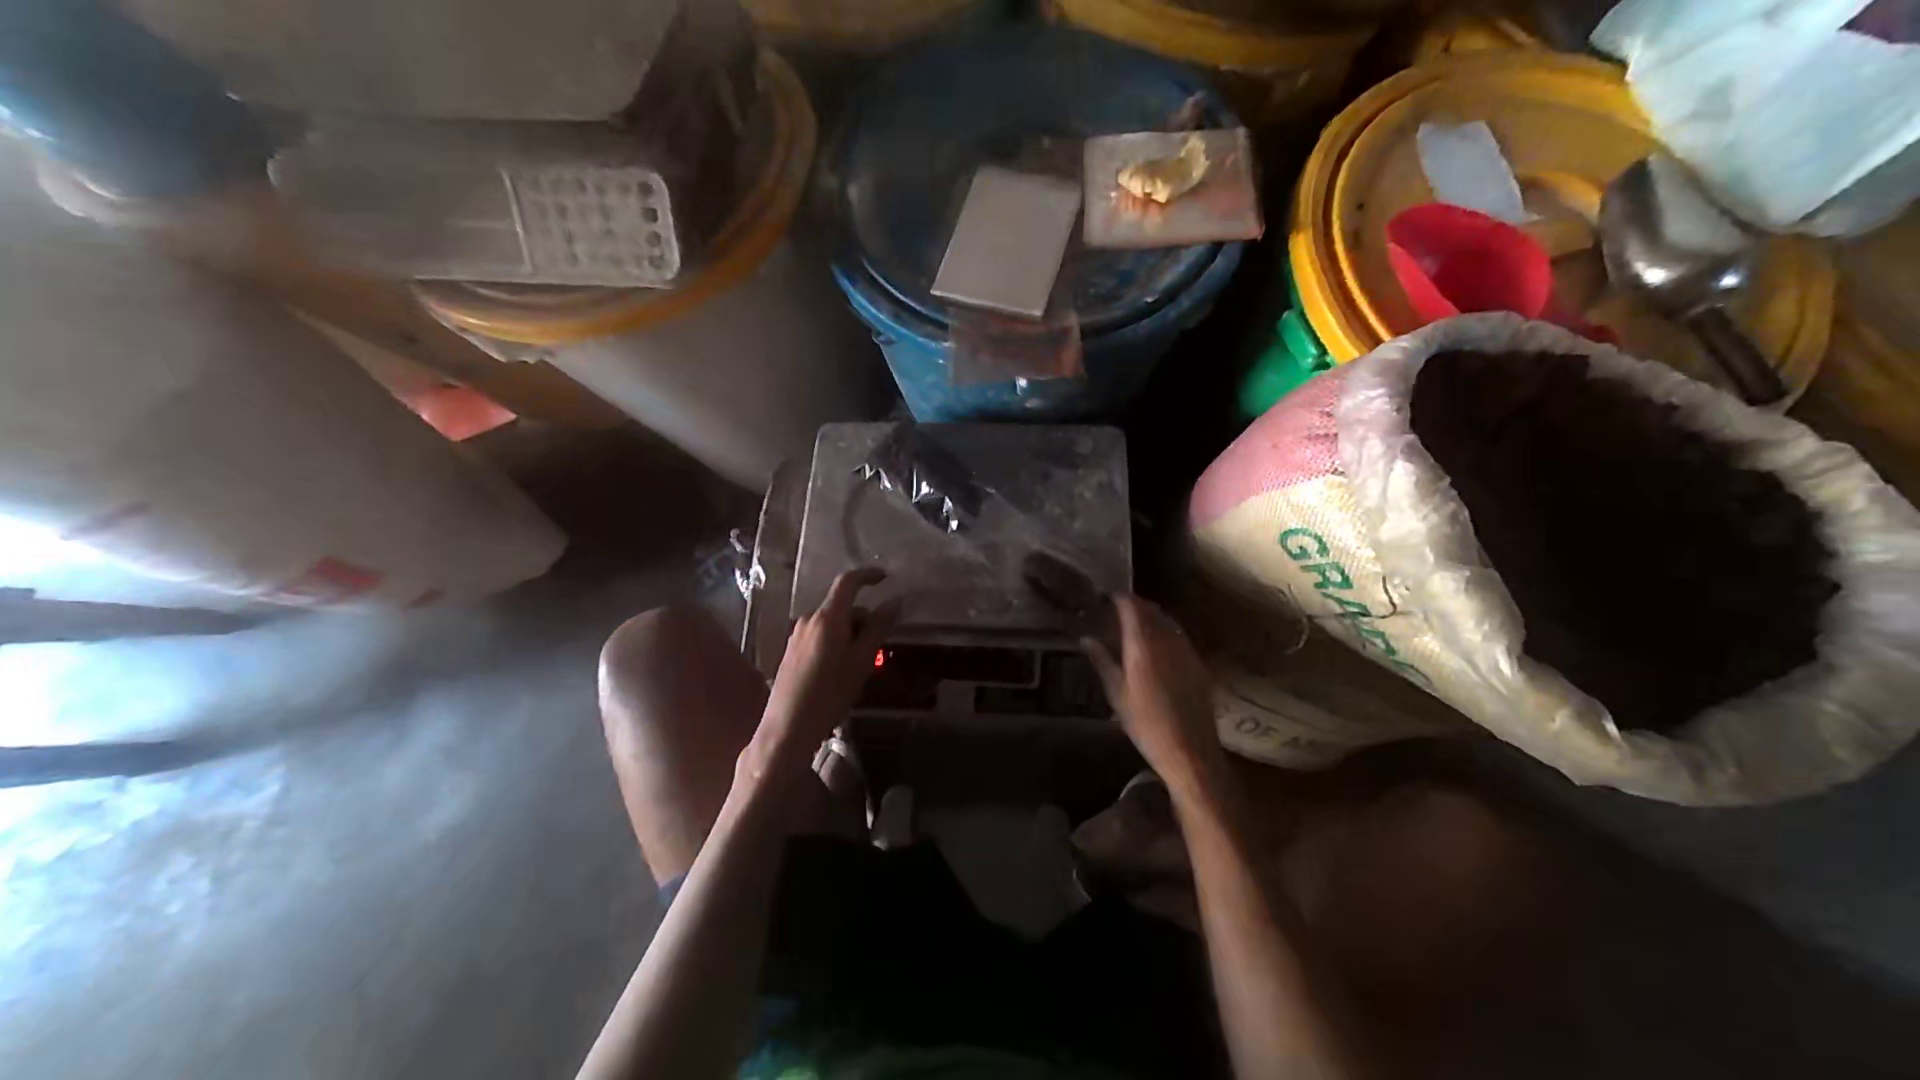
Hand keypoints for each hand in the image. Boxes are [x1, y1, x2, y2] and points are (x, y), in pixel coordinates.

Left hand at [751, 568, 899, 771]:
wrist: (787, 728)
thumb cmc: (829, 695)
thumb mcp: (861, 663)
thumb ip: (878, 629)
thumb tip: (895, 601)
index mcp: (827, 618)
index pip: (848, 582)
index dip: (868, 575)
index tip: (886, 578)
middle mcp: (808, 620)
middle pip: (842, 607)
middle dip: (864, 619)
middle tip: (879, 648)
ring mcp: (796, 635)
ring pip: (832, 624)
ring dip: (850, 634)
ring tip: (860, 666)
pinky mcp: (791, 651)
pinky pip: (820, 636)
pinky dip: (836, 644)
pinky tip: (840, 673)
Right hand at [1085, 594, 1224, 789]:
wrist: (1190, 751)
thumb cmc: (1146, 725)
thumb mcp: (1116, 695)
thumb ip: (1103, 661)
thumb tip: (1086, 638)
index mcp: (1144, 645)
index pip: (1132, 607)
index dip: (1119, 598)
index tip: (1105, 597)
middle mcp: (1168, 640)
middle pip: (1152, 610)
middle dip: (1134, 605)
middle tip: (1116, 610)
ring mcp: (1187, 651)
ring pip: (1167, 622)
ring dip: (1151, 617)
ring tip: (1134, 626)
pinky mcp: (1198, 664)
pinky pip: (1179, 637)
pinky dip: (1165, 632)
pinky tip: (1156, 646)